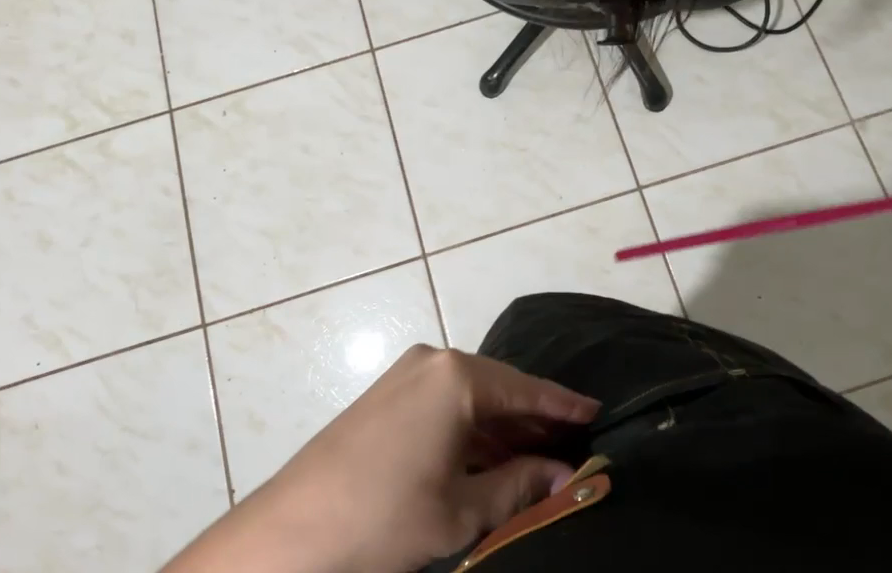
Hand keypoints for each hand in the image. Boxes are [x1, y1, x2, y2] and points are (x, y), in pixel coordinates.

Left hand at [167, 346, 597, 572]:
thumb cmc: (384, 516)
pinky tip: (493, 455)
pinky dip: (472, 427)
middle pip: (500, 387)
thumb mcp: (461, 510)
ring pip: (471, 396)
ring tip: (543, 455)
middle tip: (577, 442)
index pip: (527, 389)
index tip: (600, 412)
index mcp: (456, 377)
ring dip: (503, 426)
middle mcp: (433, 361)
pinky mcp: (386, 394)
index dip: (564, 405)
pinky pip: (444, 403)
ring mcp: (405, 374)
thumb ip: (519, 486)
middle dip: (536, 418)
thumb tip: (564, 476)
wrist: (291, 530)